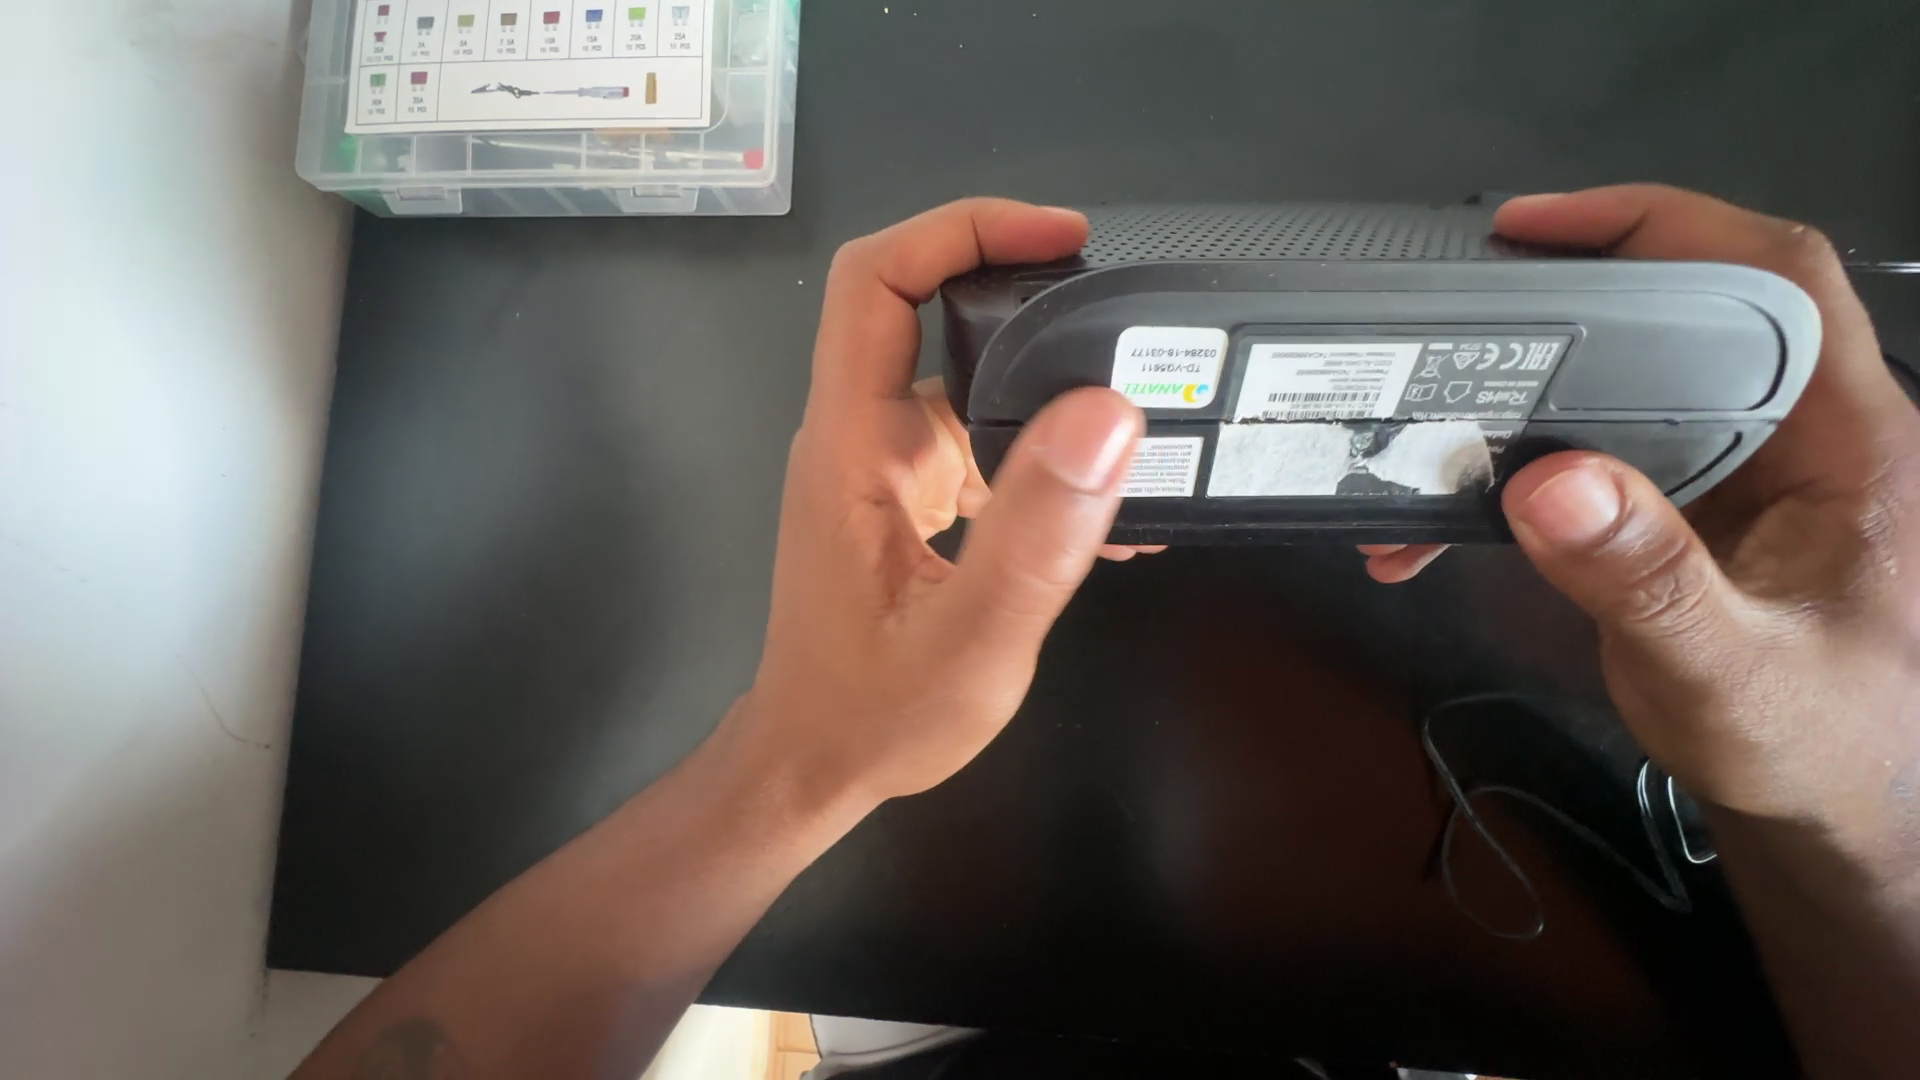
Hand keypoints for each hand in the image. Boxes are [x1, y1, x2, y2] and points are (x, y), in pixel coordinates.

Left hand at [733, 199, 1143, 806]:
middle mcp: (861, 439)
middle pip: (929, 318)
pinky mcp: (908, 502)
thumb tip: (1107, 416)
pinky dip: (1034, 452)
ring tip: (1135, 418)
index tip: (1058, 238)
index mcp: (852, 446)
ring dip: (1044, 387)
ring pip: (965, 386)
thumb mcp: (971, 639)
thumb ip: (1034, 535)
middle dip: (1026, 301)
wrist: (816, 763)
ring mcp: (884, 470)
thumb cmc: (875, 715)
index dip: (960, 232)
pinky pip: (974, 447)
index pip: (876, 284)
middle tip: (1121, 326)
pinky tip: (1097, 500)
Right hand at [1404, 185, 1919, 841]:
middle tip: (1449, 313)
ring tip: (1416, 433)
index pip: (1763, 276)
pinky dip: (1495, 481)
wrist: (1821, 799)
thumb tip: (1548, 482)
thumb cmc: (1810, 736)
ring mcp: (1712, 475)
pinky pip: (1569, 465)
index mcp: (1830, 438)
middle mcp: (1772, 436)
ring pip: (1602, 395)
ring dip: (1500, 409)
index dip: (1653, 224)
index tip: (1529, 228)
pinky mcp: (1661, 513)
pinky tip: (1436, 523)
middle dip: (1550, 301)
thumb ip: (1645, 577)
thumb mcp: (1723, 666)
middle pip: (1664, 316)